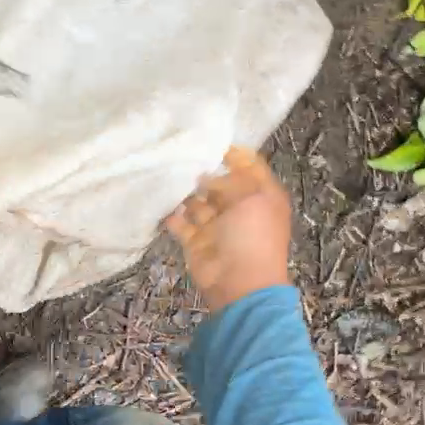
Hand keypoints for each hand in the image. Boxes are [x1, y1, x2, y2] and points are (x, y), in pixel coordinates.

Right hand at [163, 147, 292, 310]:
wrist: (239, 282)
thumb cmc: (252, 237)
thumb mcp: (251, 199)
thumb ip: (230, 182)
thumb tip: (205, 177)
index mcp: (261, 195)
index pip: (250, 167)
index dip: (235, 154)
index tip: (212, 142)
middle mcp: (239, 208)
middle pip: (221, 184)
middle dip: (205, 172)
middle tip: (182, 157)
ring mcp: (216, 225)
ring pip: (198, 203)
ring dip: (186, 193)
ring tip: (168, 178)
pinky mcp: (196, 241)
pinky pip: (181, 224)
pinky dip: (172, 216)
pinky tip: (163, 205)